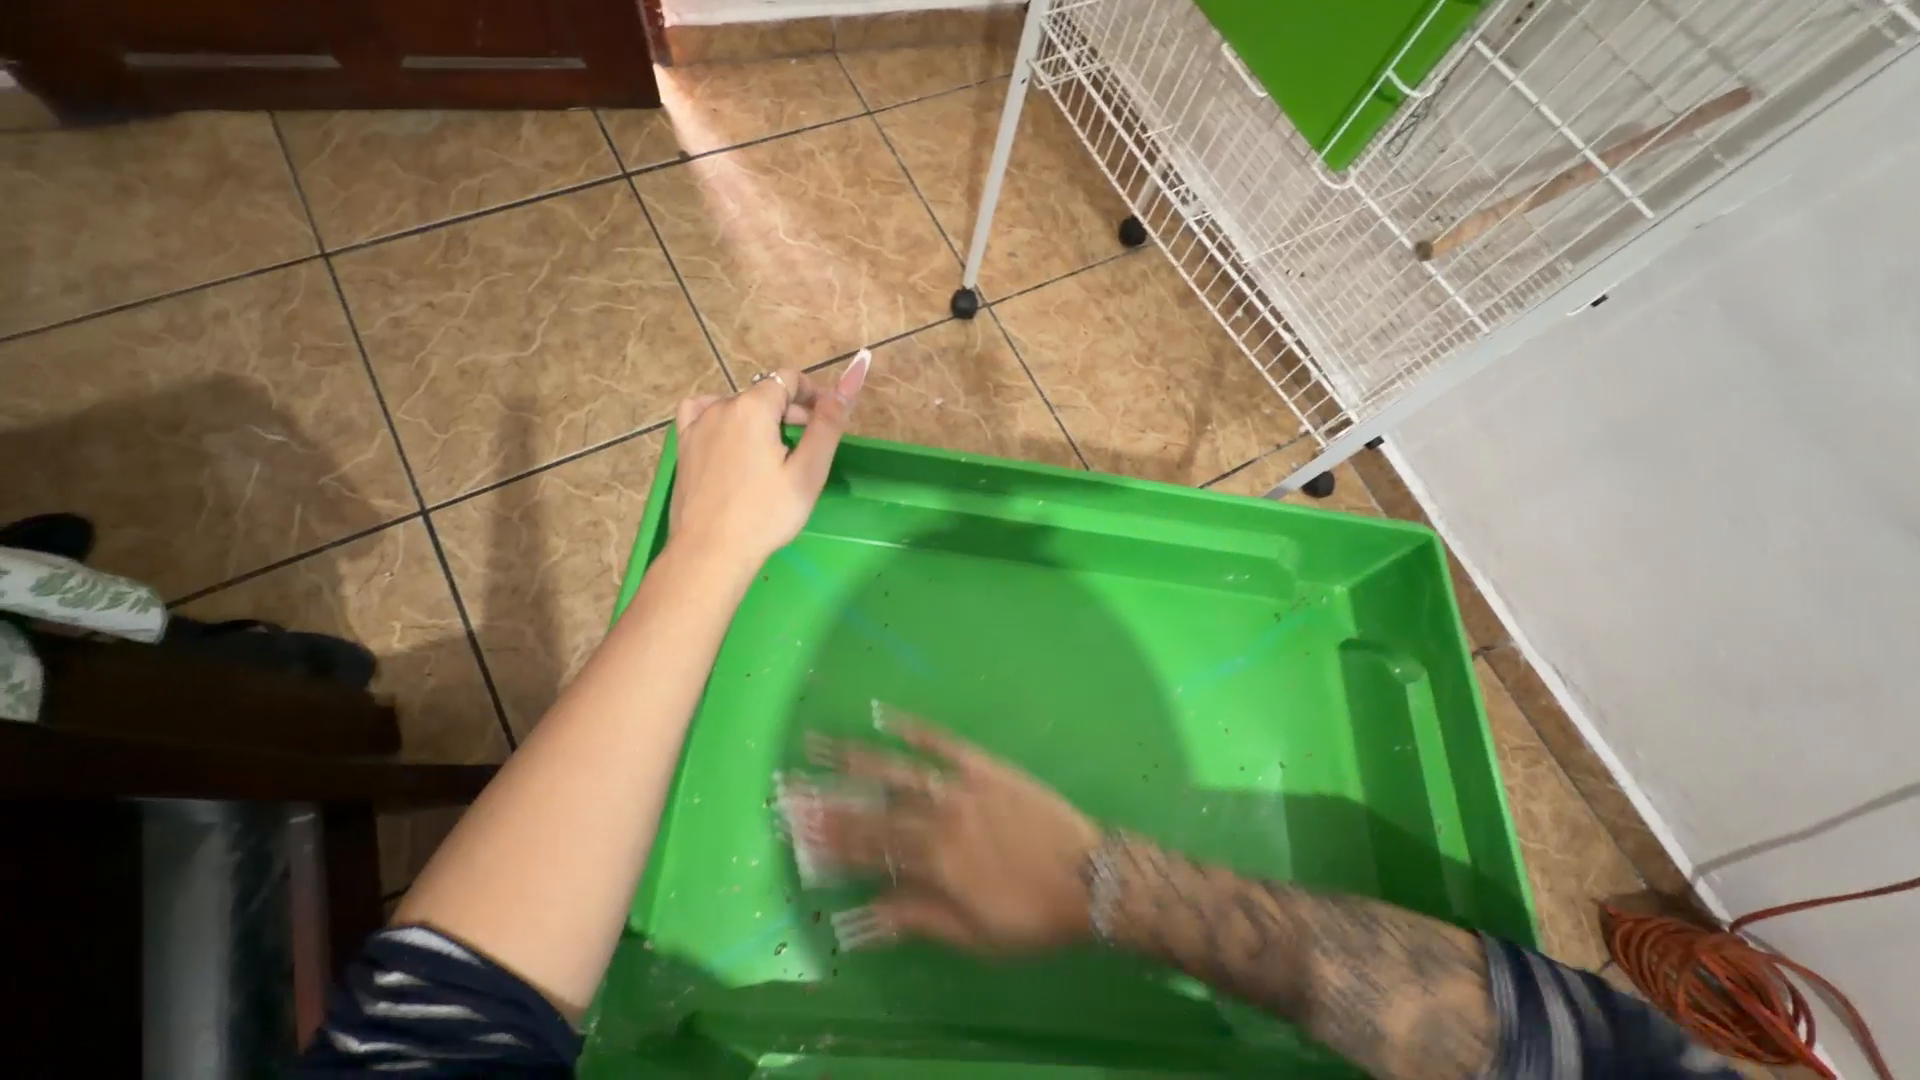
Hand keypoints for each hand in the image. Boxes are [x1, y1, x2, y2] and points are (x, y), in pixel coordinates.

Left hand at [667, 353, 867, 568]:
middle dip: (790, 410)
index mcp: (753, 408)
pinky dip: (724, 419)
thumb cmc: (766, 514)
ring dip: (761, 419)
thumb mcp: (808, 470)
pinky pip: (703, 414)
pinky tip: (733, 440)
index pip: (789, 379)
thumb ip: (828, 423)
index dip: (813, 395)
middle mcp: (721, 407)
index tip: (825, 421)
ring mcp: (697, 426)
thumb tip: (850, 378)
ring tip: (775, 454)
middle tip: (808, 447)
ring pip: (737, 406)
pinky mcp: (684, 446)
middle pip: (764, 393)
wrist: (711, 551)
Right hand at [784, 715, 1101, 952]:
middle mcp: (940, 819)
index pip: (869, 851)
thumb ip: (916, 920)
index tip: (795, 832)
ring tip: (818, 744)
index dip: (829, 842)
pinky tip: (883, 715)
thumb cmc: (1031, 916)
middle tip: (789, 789)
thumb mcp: (974, 935)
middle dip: (827, 802)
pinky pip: (942, 742)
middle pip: (873, 810)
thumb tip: (858, 920)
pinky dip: (911, 728)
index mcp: (934, 862)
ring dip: (854, 758)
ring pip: (897, 770)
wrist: (1090, 878)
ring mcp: (962, 788)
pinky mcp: (986, 767)